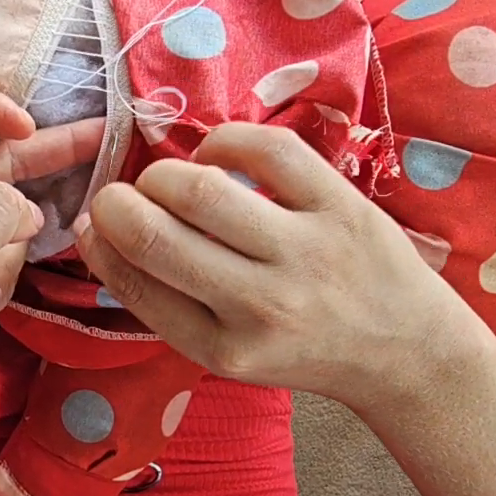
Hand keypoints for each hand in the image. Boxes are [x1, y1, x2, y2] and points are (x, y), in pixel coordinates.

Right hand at [74, 123, 495, 410]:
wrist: (405, 353)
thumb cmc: (298, 351)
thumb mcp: (222, 352)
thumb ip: (164, 302)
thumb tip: (101, 236)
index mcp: (222, 348)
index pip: (135, 286)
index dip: (97, 246)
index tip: (89, 226)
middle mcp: (261, 304)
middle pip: (155, 235)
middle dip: (114, 204)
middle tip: (116, 199)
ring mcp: (305, 251)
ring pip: (201, 190)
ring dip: (158, 175)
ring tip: (161, 182)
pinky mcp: (343, 207)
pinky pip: (269, 152)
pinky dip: (222, 142)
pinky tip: (212, 156)